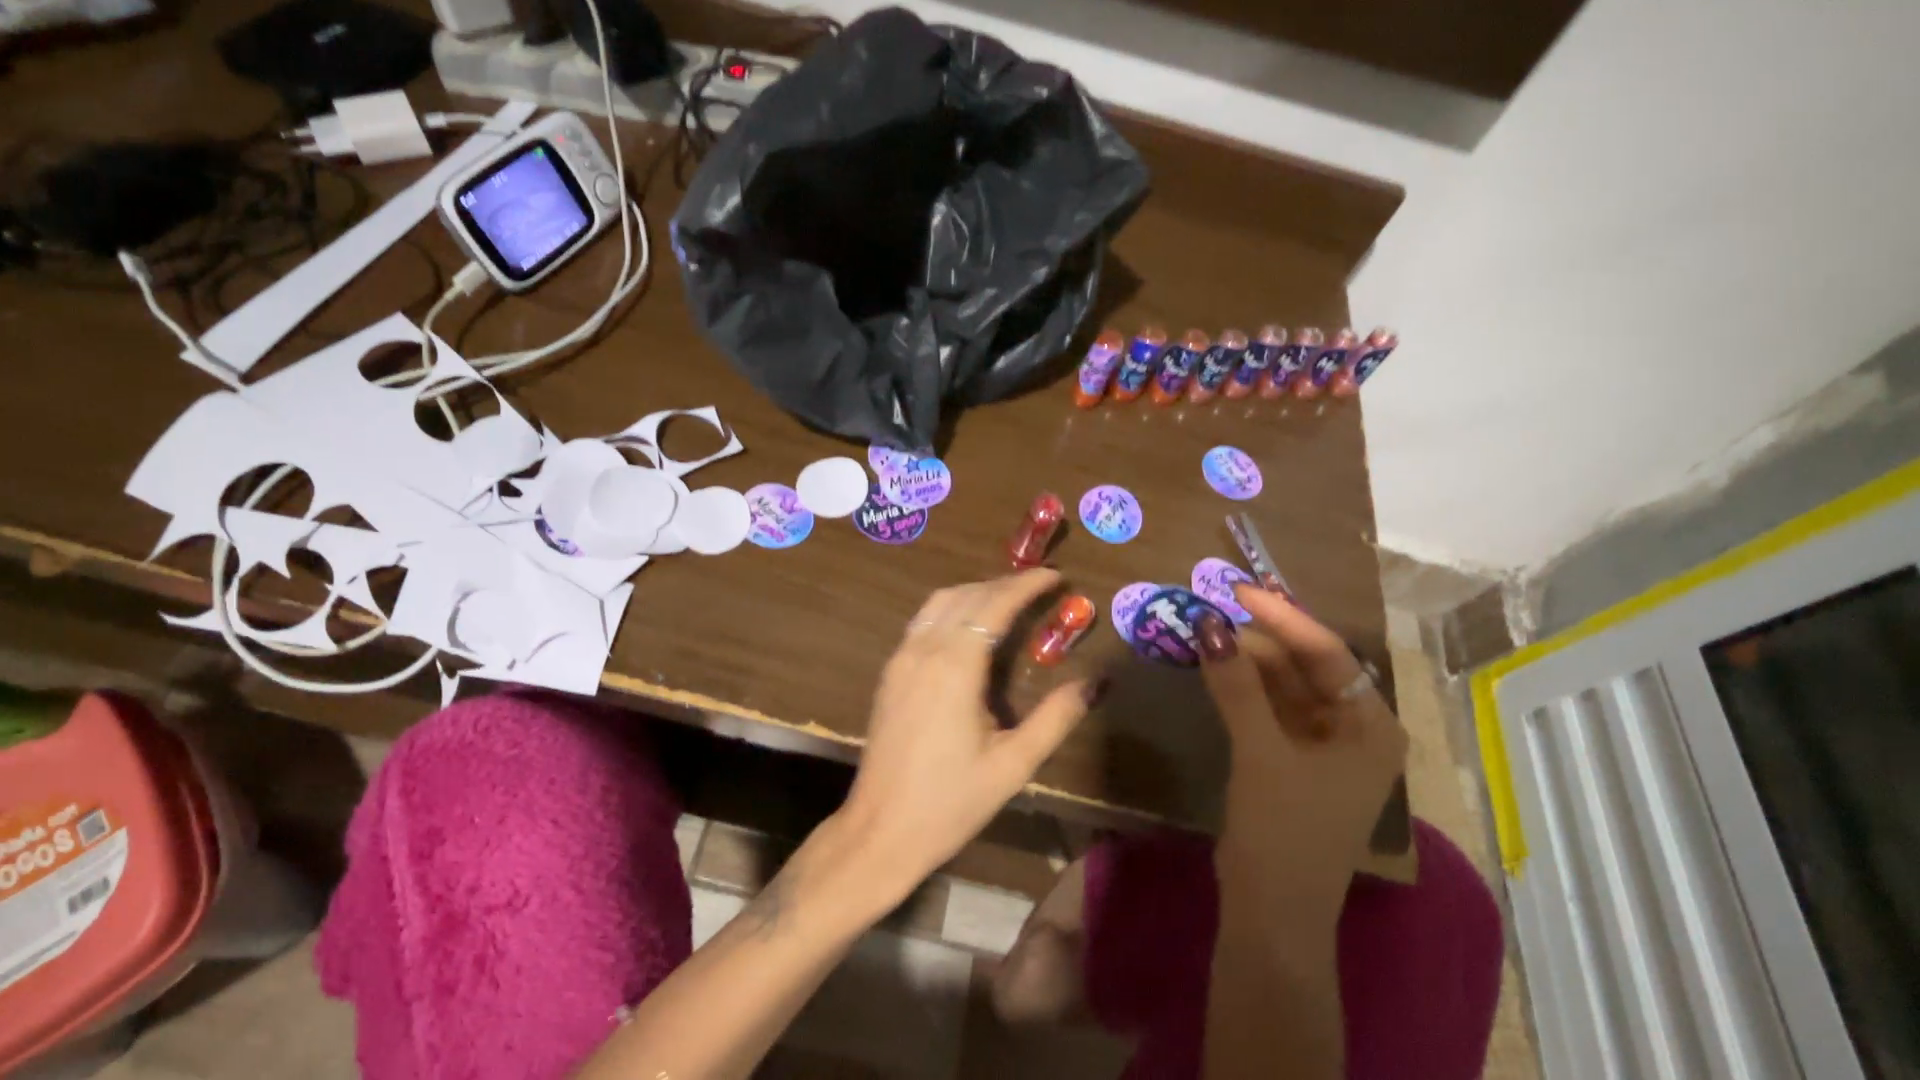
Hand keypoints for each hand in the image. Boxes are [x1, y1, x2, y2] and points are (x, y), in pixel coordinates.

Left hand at [833, 569, 1095, 904]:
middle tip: (1042, 587)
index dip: (1027, 585)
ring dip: (976, 592)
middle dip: (1004, 583)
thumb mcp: (1014, 764)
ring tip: (1011, 600)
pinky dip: (952, 609)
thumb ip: (1057, 717)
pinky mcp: (890, 675)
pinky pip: (923, 622)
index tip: (1057, 575)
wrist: (881, 831)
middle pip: (966, 595)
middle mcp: (923, 650)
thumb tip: (1097, 681)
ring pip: (939, 603)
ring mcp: (900, 660)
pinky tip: (971, 629)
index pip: (994, 603)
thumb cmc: (951, 802)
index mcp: (954, 666)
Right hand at [1196, 586, 1406, 926]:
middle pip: (1308, 669)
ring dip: (1250, 664)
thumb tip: (1209, 624)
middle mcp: (1357, 733)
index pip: (1328, 654)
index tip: (1237, 590)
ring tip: (1207, 634)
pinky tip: (1216, 672)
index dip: (1281, 618)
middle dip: (1262, 640)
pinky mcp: (1296, 767)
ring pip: (1288, 690)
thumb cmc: (1284, 832)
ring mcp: (1326, 752)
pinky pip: (1273, 714)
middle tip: (1214, 609)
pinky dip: (1245, 693)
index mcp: (1373, 727)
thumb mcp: (1261, 753)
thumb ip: (1237, 685)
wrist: (1272, 915)